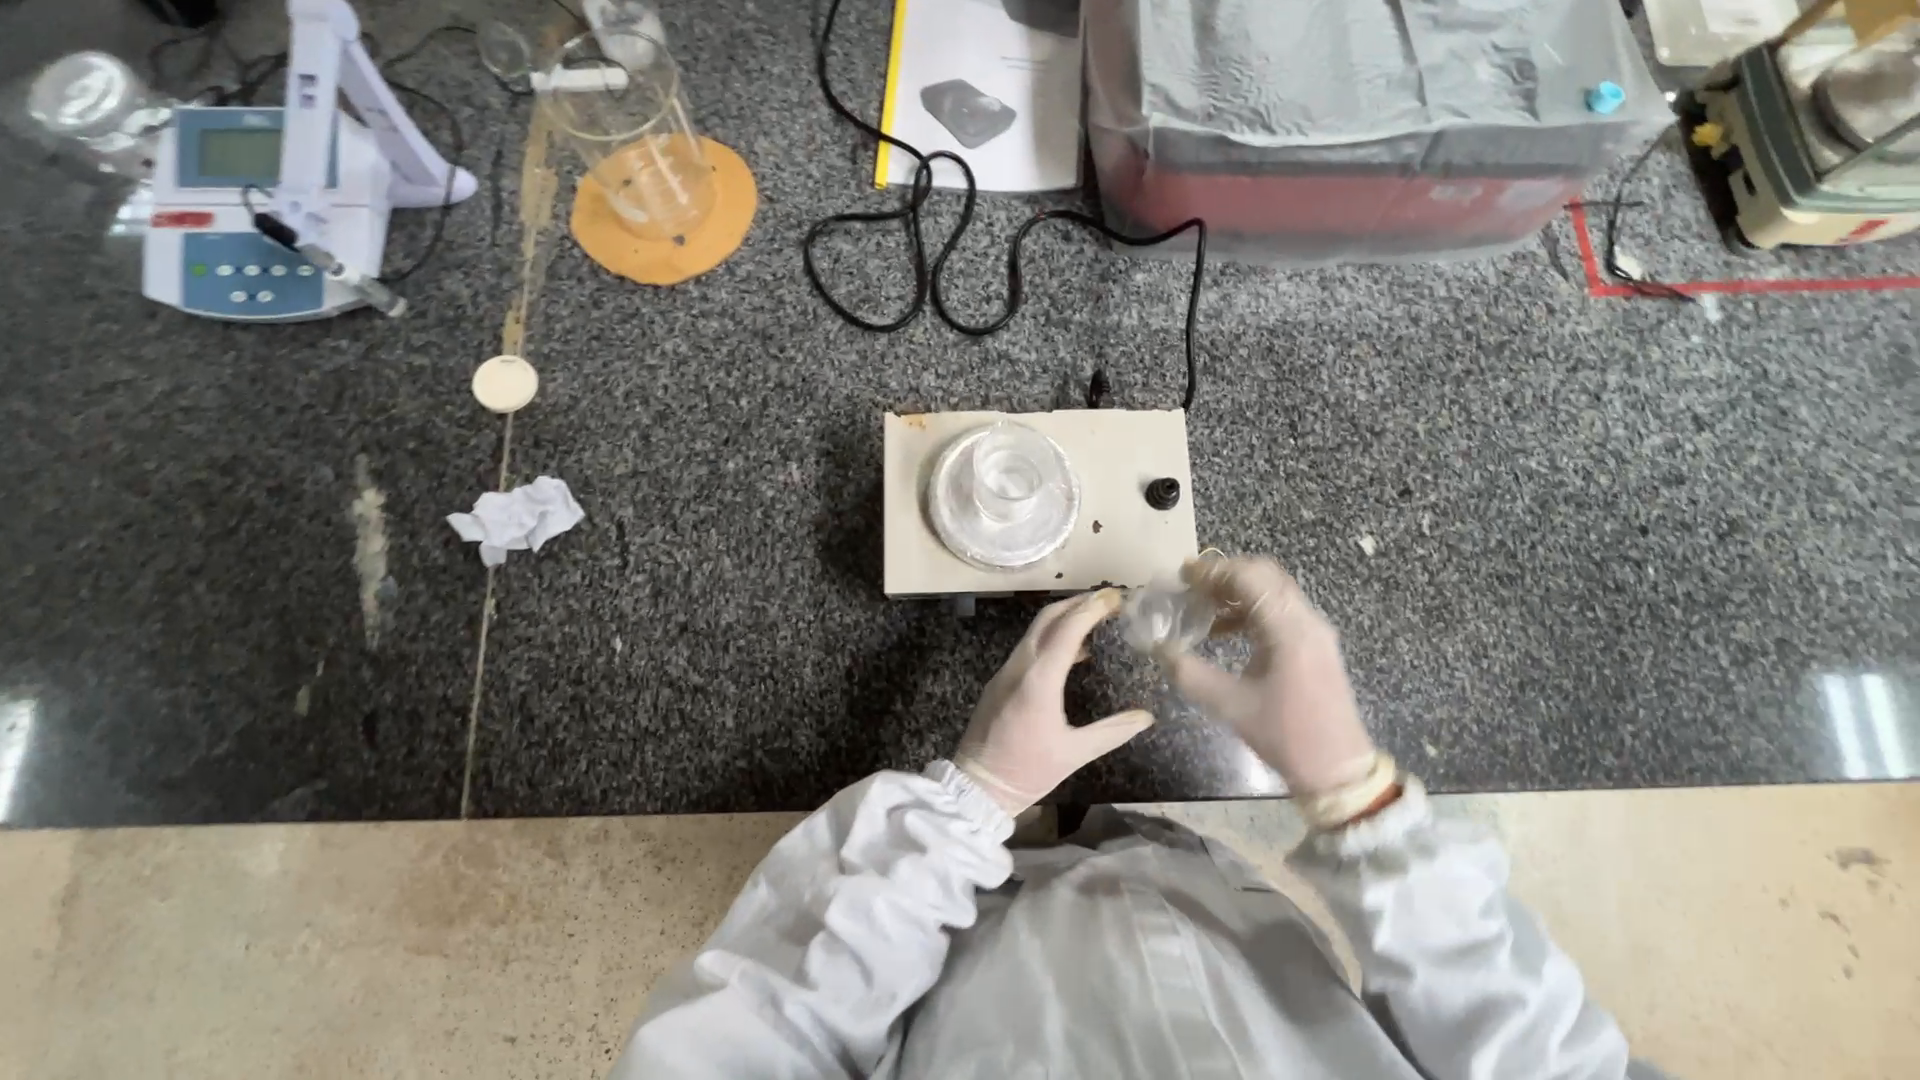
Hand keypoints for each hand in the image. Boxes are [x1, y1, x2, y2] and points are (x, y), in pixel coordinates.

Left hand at [952, 590, 1155, 815]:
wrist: (977, 786)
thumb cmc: (1027, 771)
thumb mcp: (1074, 753)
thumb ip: (1112, 731)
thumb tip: (1146, 717)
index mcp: (1038, 679)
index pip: (1068, 629)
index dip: (1093, 608)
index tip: (1117, 598)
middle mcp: (1019, 666)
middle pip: (1048, 618)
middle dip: (1078, 603)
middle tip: (1108, 600)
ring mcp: (1005, 672)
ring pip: (1035, 631)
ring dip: (1064, 618)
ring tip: (1095, 618)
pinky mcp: (999, 681)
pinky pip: (1027, 647)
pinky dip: (1051, 637)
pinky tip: (1073, 651)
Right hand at [1158, 556, 1376, 797]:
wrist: (1338, 770)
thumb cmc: (1286, 736)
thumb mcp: (1230, 706)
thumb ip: (1189, 673)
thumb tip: (1158, 649)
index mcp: (1289, 629)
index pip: (1250, 577)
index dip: (1213, 571)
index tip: (1182, 576)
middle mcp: (1306, 621)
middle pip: (1265, 576)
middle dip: (1224, 575)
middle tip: (1190, 586)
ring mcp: (1314, 632)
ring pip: (1272, 592)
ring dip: (1236, 592)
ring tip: (1200, 605)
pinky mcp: (1313, 646)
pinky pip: (1279, 612)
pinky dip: (1249, 610)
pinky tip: (1221, 630)